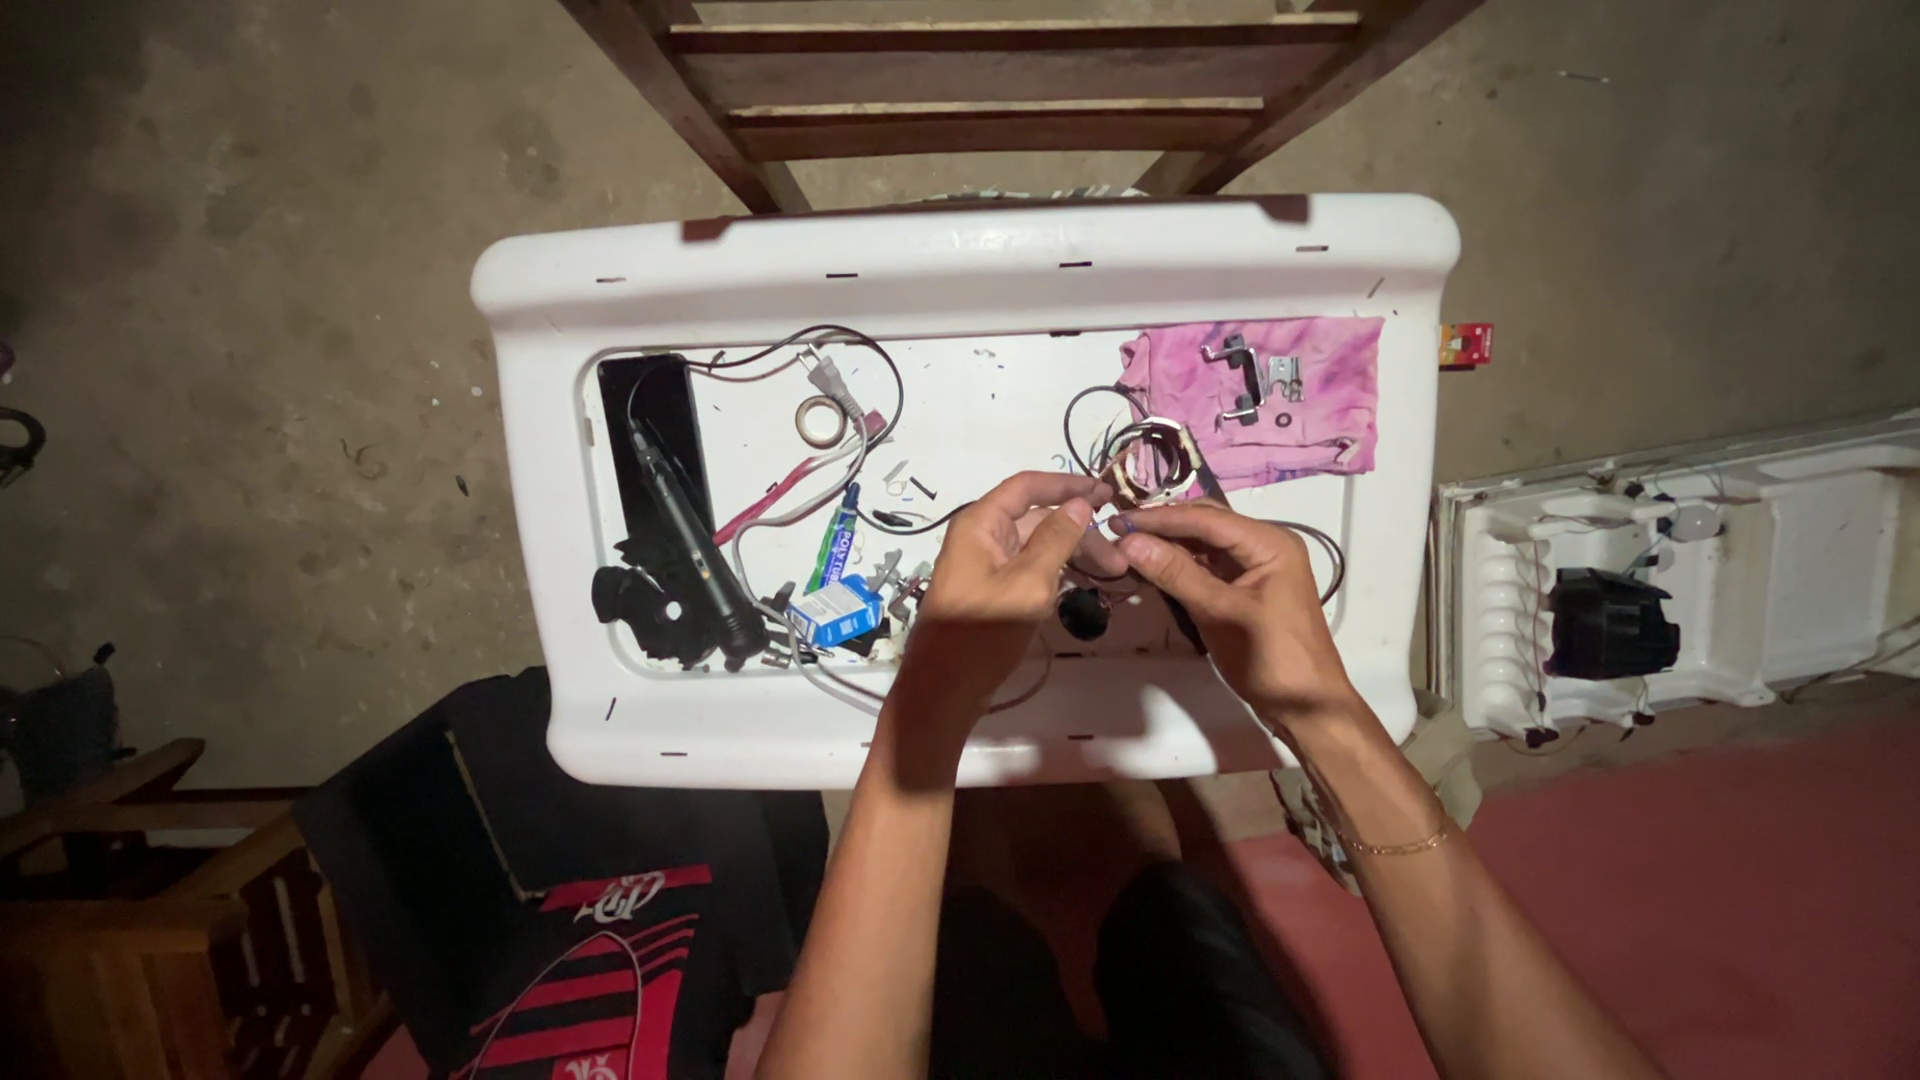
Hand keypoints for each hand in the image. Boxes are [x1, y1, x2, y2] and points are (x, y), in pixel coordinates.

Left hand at [894, 472, 1123, 719]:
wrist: (945, 686)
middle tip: (1119, 557)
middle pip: (1036, 518)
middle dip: (1079, 531)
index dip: (1067, 485)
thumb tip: (1078, 504)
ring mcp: (985, 564)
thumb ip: (1056, 539)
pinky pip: (1028, 567)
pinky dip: (1055, 571)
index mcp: (981, 523)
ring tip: (1111, 573)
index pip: (1027, 486)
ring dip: (1072, 553)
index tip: (1106, 492)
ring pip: (1035, 545)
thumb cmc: (984, 631)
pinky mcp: (991, 589)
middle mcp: (981, 536)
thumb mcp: (1029, 583)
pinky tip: (1081, 584)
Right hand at [1115, 503, 1368, 737]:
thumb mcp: (1219, 613)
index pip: (1205, 518)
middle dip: (1162, 527)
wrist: (1305, 706)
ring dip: (1166, 545)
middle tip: (1116, 532)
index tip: (1116, 521)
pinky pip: (1205, 567)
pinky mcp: (1243, 588)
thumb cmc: (1270, 657)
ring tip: (1125, 547)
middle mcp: (1263, 545)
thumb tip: (1128, 542)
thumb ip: (1175, 573)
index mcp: (1269, 543)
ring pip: (1202, 545)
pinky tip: (1149, 568)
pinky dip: (1177, 566)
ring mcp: (1253, 567)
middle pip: (1204, 524)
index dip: (1159, 518)